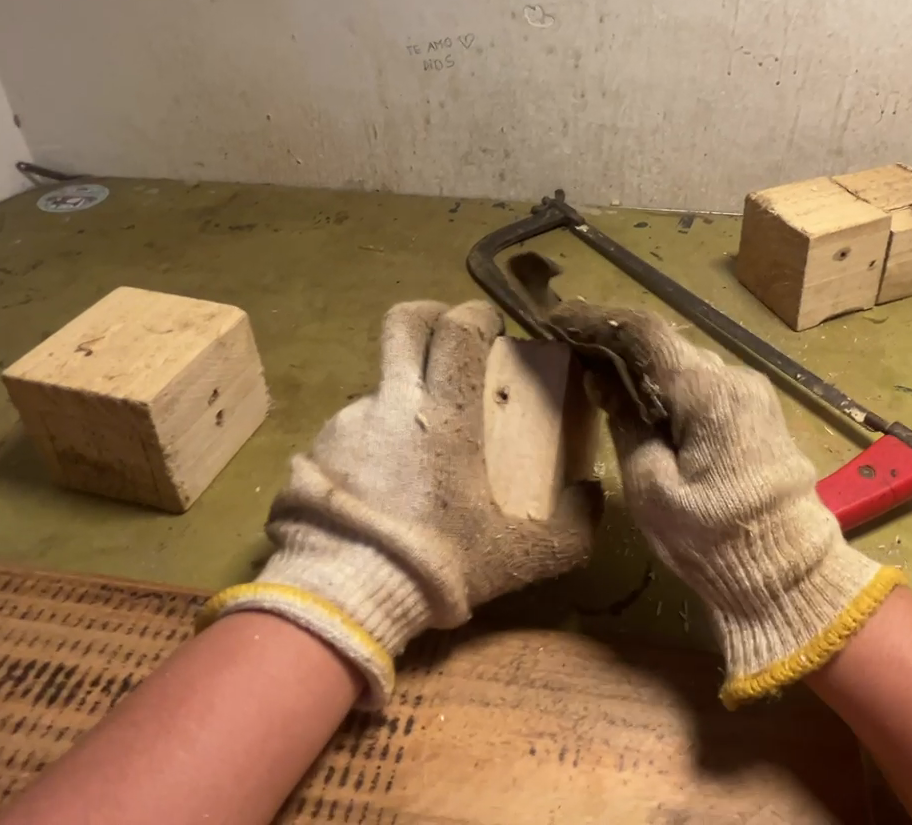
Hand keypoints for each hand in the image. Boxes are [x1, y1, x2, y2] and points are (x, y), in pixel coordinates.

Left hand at [201, 300, 596, 706]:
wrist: (348, 597)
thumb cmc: (445, 563)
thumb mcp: (529, 552)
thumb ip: (576, 520)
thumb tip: (592, 492)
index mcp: (449, 411)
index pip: (458, 328)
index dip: (475, 315)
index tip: (491, 328)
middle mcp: (395, 401)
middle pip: (404, 323)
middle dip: (430, 317)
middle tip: (450, 341)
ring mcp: (351, 422)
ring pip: (381, 381)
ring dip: (403, 395)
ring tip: (416, 448)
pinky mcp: (318, 449)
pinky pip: (352, 428)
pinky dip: (371, 442)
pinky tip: (380, 487)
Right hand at [548, 302, 901, 706]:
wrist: (787, 575)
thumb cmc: (711, 539)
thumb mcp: (650, 487)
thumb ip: (626, 424)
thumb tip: (602, 380)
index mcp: (709, 392)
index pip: (647, 335)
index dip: (599, 322)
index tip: (561, 319)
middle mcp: (736, 379)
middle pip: (668, 349)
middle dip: (620, 347)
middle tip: (575, 350)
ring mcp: (752, 395)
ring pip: (687, 368)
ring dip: (646, 371)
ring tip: (603, 378)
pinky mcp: (758, 415)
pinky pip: (706, 388)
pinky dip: (671, 390)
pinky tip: (646, 405)